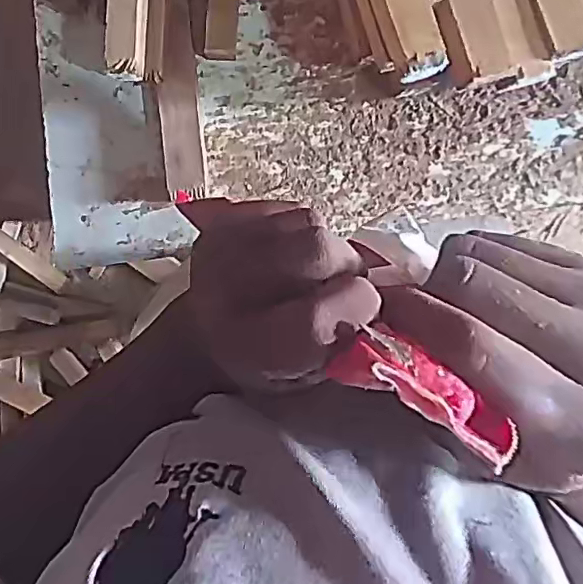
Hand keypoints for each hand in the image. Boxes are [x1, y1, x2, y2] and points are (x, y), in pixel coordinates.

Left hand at [179, 199, 380, 391]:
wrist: (202, 331)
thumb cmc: (266, 361)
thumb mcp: (307, 375)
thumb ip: (347, 346)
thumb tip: (380, 304)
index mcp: (252, 344)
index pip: (317, 315)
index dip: (357, 304)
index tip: (367, 303)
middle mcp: (232, 291)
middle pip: (318, 249)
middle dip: (348, 264)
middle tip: (344, 281)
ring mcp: (224, 247)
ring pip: (309, 222)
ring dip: (327, 244)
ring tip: (317, 266)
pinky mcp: (224, 221)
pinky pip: (289, 207)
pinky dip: (303, 227)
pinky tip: (294, 250)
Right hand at [376, 231, 582, 493]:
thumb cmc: (526, 450)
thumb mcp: (474, 448)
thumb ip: (429, 394)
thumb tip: (375, 334)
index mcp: (574, 422)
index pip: (471, 342)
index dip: (412, 313)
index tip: (377, 305)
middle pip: (474, 281)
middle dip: (423, 284)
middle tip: (403, 299)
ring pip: (483, 254)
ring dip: (443, 267)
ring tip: (440, 296)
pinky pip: (504, 242)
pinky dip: (472, 257)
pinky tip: (474, 287)